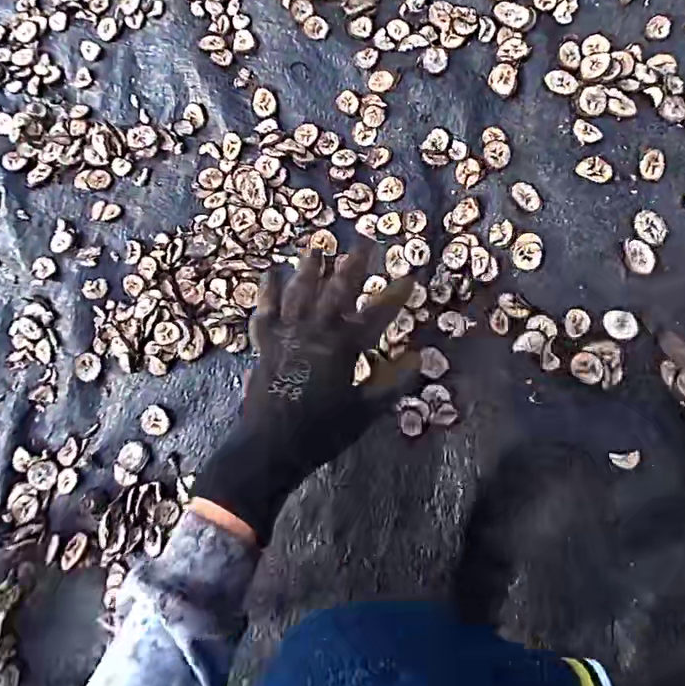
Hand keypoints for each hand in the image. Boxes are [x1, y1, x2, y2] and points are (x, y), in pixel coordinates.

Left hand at [192, 246, 414, 544]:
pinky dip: (267, 290)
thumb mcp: (364, 411)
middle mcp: (316, 330)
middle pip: (338, 290)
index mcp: (343, 347)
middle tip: (364, 241)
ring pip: (301, 290)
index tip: (410, 276)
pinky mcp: (264, 340)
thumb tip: (420, 359)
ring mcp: (287, 331)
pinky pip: (265, 309)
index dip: (395, 295)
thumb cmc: (321, 431)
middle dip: (354, 265)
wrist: (270, 444)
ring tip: (318, 245)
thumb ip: (392, 384)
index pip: (377, 315)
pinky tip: (270, 272)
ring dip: (311, 267)